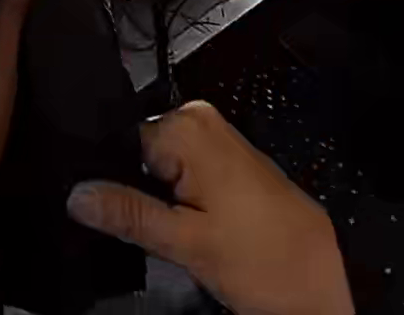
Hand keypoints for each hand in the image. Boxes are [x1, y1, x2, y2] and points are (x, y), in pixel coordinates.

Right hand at [67, 101, 352, 314]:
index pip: (122, 142)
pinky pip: (183, 162)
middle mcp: (199, 115)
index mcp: (186, 125)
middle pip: (140, 149)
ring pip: (160, 159)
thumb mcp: (188, 244)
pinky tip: (190, 219)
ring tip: (176, 227)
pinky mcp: (227, 152)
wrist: (330, 288)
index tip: (120, 213)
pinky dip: (178, 190)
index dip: (116, 180)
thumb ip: (128, 213)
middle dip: (140, 187)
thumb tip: (73, 194)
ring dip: (158, 192)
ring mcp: (216, 132)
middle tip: (160, 228)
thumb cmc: (261, 262)